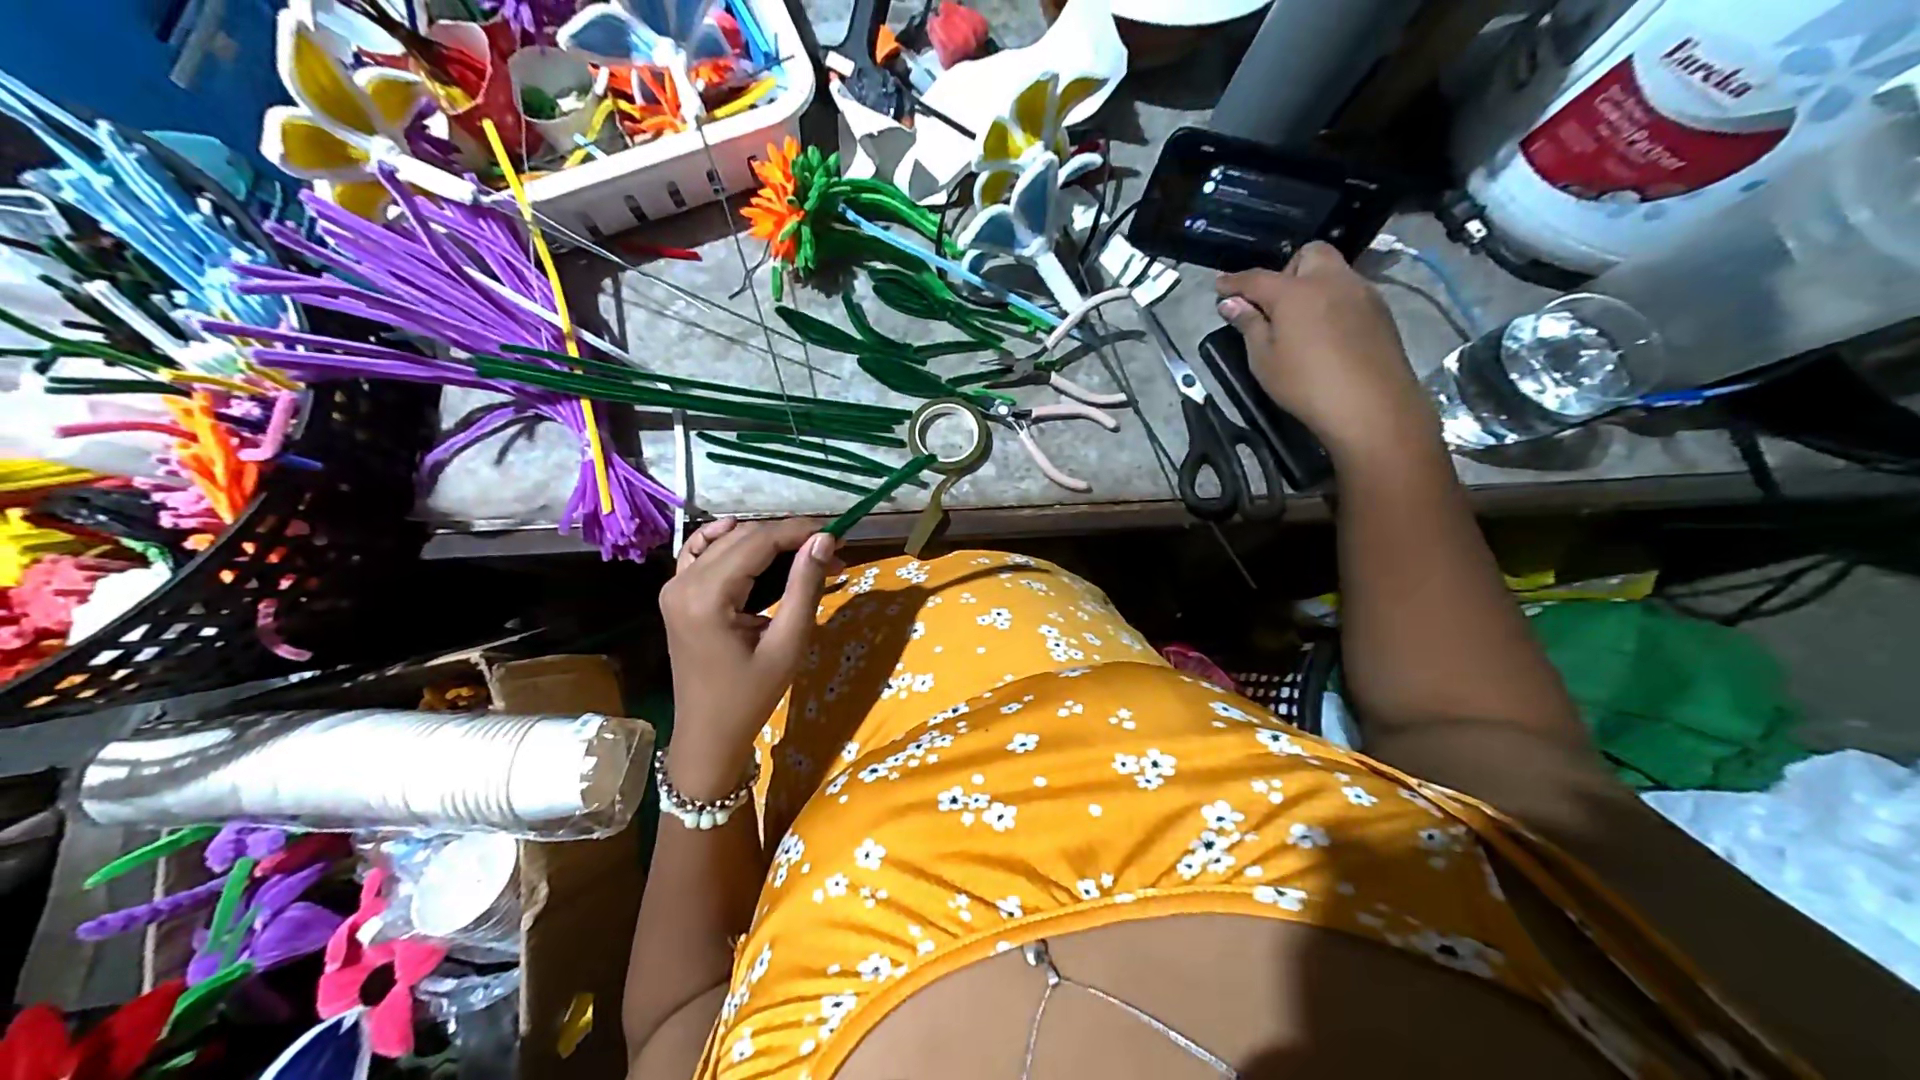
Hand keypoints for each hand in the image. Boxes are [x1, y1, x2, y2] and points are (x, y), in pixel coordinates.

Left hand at [658, 517, 839, 794]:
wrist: (708, 733)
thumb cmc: (751, 696)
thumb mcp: (788, 643)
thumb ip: (805, 586)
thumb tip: (824, 540)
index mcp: (707, 595)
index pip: (758, 541)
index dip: (799, 531)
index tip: (837, 533)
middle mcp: (683, 582)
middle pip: (742, 537)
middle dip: (788, 537)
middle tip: (831, 550)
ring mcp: (674, 586)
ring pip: (725, 541)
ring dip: (766, 539)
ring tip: (806, 551)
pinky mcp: (676, 594)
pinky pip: (699, 552)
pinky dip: (724, 540)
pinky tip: (743, 531)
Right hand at [1216, 242, 1440, 463]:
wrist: (1371, 406)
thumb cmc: (1306, 384)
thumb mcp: (1264, 359)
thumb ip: (1249, 325)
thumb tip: (1232, 303)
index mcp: (1296, 291)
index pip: (1257, 278)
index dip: (1234, 281)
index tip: (1219, 285)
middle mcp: (1332, 281)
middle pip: (1308, 254)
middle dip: (1287, 269)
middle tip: (1274, 303)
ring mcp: (1362, 293)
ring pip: (1334, 272)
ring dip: (1313, 284)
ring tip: (1301, 319)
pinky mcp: (1381, 311)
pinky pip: (1351, 292)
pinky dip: (1333, 301)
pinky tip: (1328, 332)